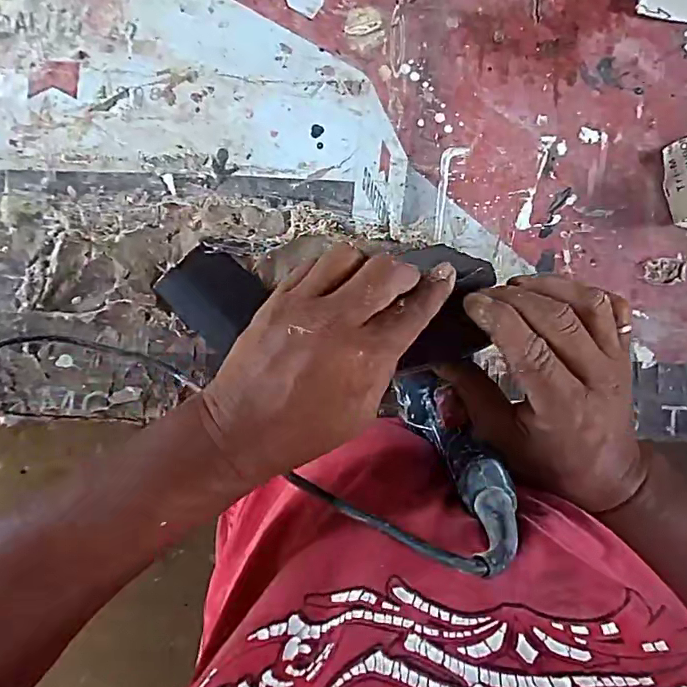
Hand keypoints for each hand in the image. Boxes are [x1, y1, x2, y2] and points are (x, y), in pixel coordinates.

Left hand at [199, 244, 455, 488]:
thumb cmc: (305, 431)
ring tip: (362, 279)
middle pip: (384, 270)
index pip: (412, 310)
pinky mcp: (275, 298)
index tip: (444, 274)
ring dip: (363, 263)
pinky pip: (309, 265)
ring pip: (345, 255)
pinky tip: (330, 283)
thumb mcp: (362, 411)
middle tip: (402, 281)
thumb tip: (397, 334)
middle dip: (403, 270)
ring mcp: (302, 304)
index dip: (435, 289)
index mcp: (367, 355)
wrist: (241, 426)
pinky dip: (327, 268)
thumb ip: (383, 368)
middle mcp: (337, 320)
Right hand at [438, 274, 646, 512]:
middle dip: (513, 297)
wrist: (608, 475)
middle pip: (558, 319)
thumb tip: (439, 357)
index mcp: (563, 406)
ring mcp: (617, 360)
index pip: (532, 349)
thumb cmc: (548, 461)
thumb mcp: (500, 436)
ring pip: (587, 304)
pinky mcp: (625, 351)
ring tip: (513, 287)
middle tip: (482, 295)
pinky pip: (612, 306)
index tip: (470, 303)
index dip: (498, 318)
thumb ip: (471, 392)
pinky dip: (581, 290)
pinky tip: (552, 292)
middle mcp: (597, 377)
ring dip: (546, 286)